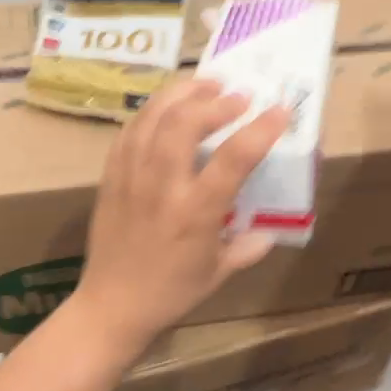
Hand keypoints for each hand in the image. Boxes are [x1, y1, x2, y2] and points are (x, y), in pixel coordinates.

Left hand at [68, 78, 286, 350]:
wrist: (113, 305)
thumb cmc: (170, 293)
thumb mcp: (218, 274)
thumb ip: (247, 248)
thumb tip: (269, 231)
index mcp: (195, 213)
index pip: (233, 159)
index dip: (260, 129)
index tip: (280, 111)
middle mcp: (162, 187)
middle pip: (185, 123)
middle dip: (216, 101)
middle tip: (237, 96)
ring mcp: (132, 178)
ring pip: (153, 118)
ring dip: (182, 94)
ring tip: (204, 86)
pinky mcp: (111, 177)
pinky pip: (130, 131)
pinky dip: (151, 113)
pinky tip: (166, 110)